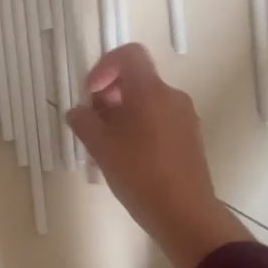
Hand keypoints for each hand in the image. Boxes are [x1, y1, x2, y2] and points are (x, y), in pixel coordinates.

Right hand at [66, 44, 251, 267]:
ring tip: (102, 149)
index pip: (127, 55)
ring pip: (144, 104)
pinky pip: (157, 121)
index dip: (103, 67)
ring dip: (119, 117)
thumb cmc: (138, 173)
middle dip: (107, 98)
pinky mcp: (188, 137)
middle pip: (135, 81)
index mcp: (150, 91)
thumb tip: (78, 111)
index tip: (90, 94)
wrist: (183, 212)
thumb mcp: (100, 146)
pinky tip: (123, 160)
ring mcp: (183, 117)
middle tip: (90, 126)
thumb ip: (83, 121)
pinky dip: (136, 130)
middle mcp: (171, 96)